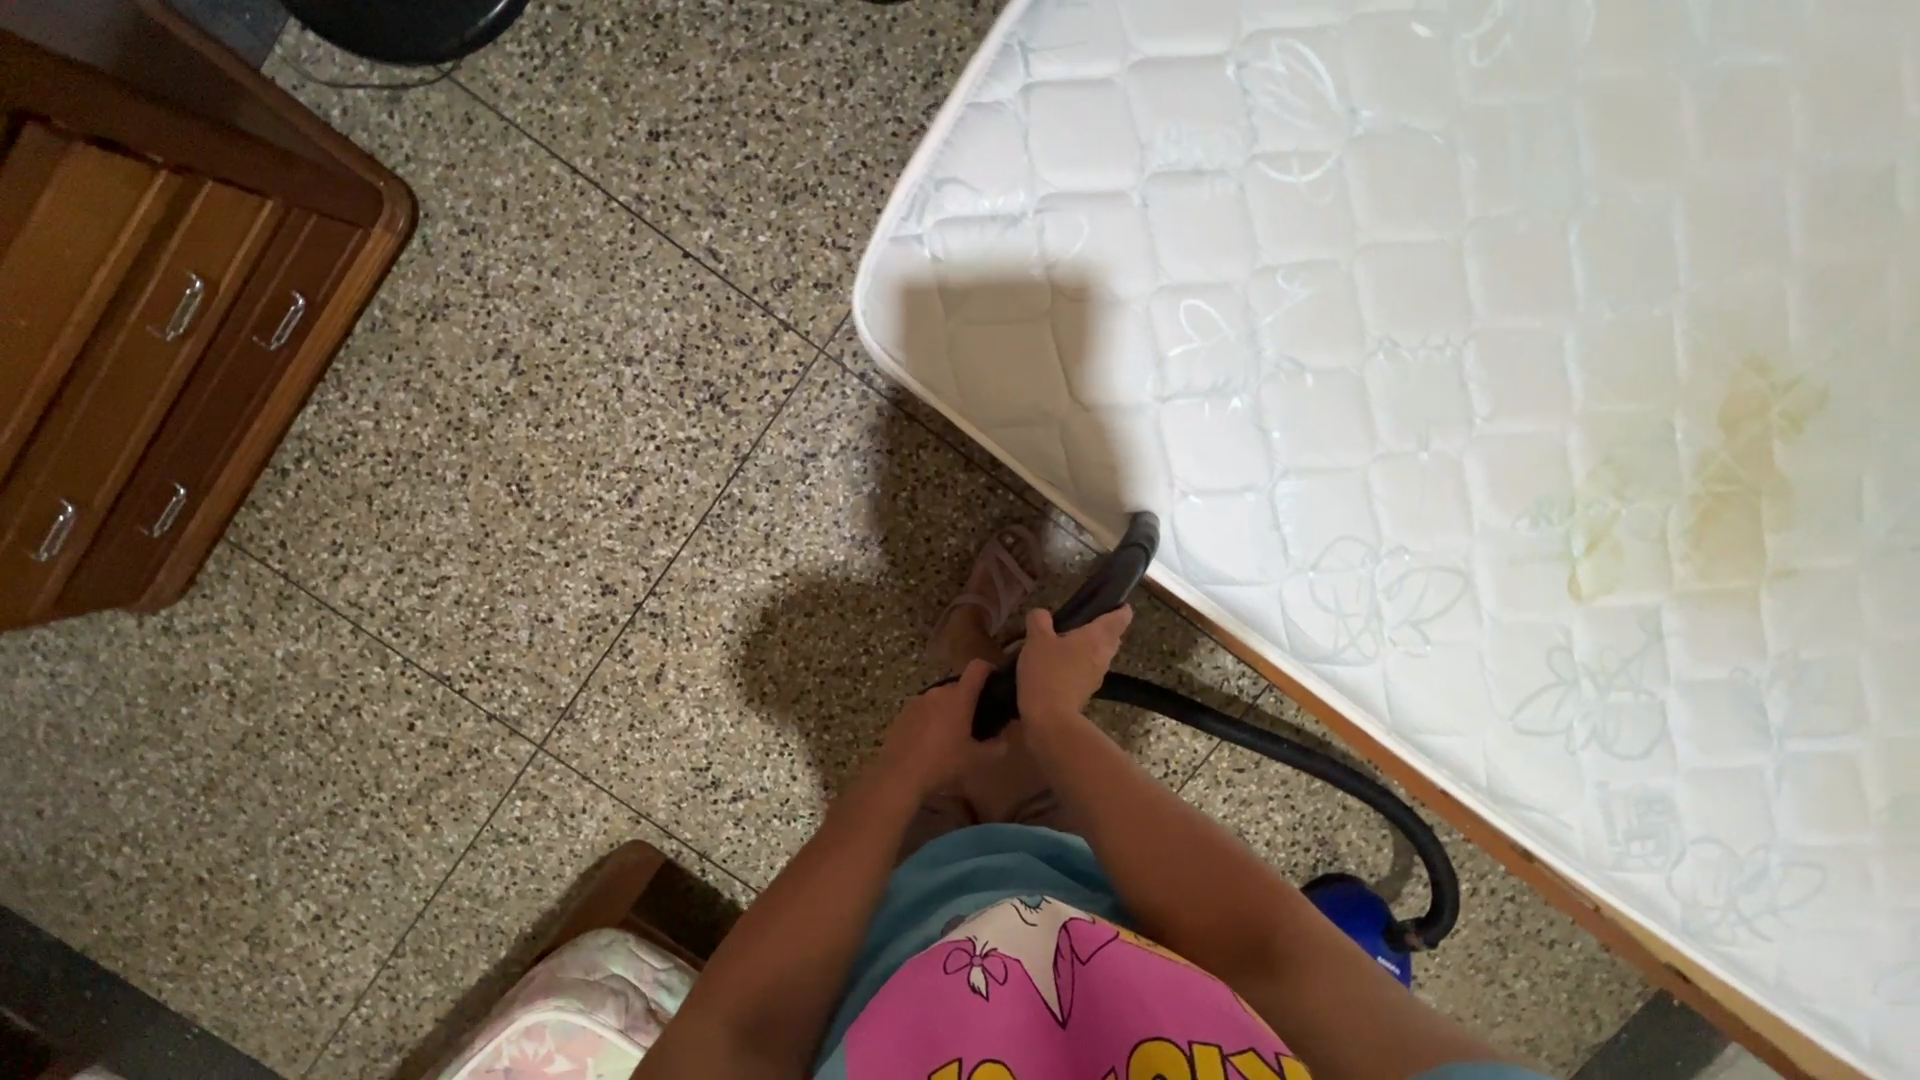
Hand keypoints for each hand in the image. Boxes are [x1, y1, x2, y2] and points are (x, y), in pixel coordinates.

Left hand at [870, 659, 1003, 800]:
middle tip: (974, 721)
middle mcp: (937, 692)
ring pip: (939, 698)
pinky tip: (929, 741)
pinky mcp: (902, 713)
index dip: (989, 669)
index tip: (994, 681)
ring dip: (947, 709)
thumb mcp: (977, 760)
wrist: (900, 776)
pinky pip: (923, 709)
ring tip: (950, 734)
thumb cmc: (943, 763)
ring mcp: (917, 701)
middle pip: (958, 686)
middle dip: (968, 699)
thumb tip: (1003, 741)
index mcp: (959, 697)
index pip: (977, 668)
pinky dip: (930, 718)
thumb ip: (996, 747)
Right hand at [1016, 606, 1131, 722]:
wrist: (1049, 719)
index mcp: (1097, 637)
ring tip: (1066, 642)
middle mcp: (1103, 655)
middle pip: (1111, 637)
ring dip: (1088, 648)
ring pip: (1099, 655)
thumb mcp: (1037, 640)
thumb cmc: (1047, 672)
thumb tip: (1042, 614)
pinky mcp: (1086, 692)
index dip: (1120, 608)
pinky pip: (1087, 671)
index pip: (1121, 618)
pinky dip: (1078, 665)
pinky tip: (1058, 665)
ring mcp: (1097, 676)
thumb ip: (1039, 621)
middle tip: (1082, 621)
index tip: (1115, 602)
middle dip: (1102, 628)